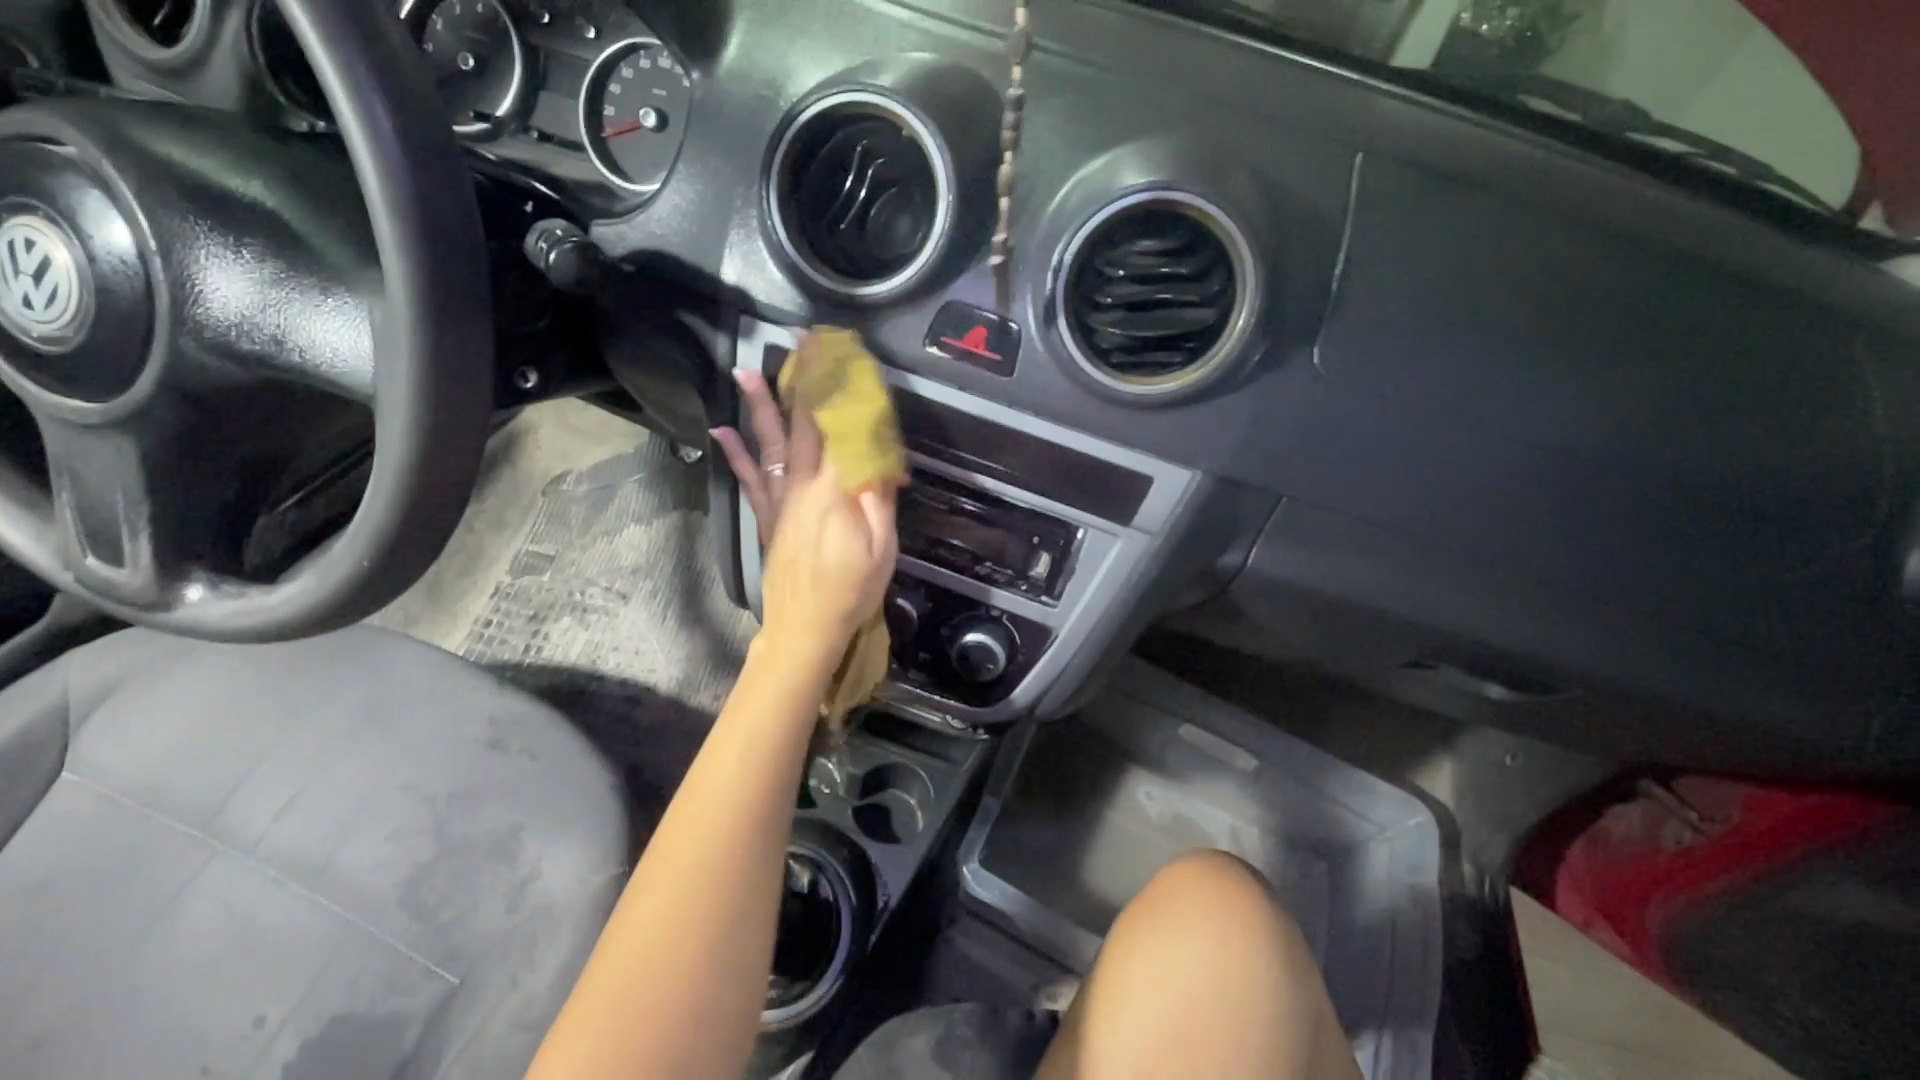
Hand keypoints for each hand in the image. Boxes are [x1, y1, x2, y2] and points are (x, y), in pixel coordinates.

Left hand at [712, 363, 898, 663]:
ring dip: (760, 406)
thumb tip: (878, 450)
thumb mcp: (881, 546)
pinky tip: (720, 431)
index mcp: (837, 491)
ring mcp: (780, 501)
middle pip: (804, 426)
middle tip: (799, 345)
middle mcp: (804, 487)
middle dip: (803, 382)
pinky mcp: (766, 518)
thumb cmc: (852, 589)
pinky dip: (735, 454)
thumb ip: (877, 496)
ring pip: (770, 444)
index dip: (841, 390)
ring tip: (746, 371)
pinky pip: (749, 479)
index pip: (841, 429)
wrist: (806, 627)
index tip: (842, 356)